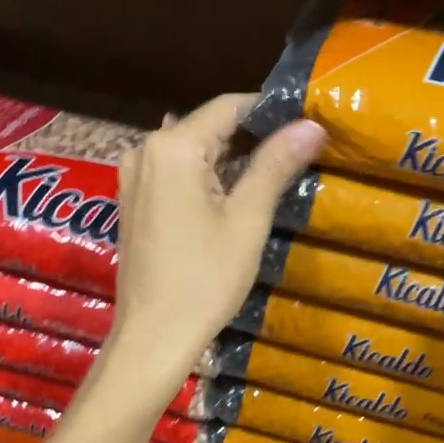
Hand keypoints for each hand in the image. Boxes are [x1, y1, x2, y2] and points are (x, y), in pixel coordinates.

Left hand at [107, 93, 325, 373]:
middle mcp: (144, 150)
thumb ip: (275, 165)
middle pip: (208, 127)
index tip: (305, 124)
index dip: (270, 112)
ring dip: (229, 159)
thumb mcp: (247, 220)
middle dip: (251, 137)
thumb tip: (312, 124)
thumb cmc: (203, 280)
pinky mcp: (131, 202)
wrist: (152, 336)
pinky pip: (174, 174)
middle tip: (296, 153)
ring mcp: (132, 177)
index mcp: (173, 147)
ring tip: (273, 174)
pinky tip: (232, 197)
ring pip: (191, 151)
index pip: (229, 106)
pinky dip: (204, 178)